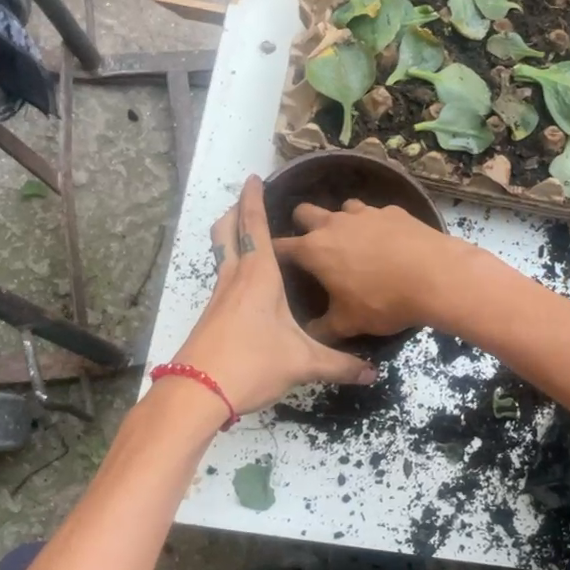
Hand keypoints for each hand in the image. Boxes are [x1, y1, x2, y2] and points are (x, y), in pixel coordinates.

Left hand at [170, 177, 377, 412]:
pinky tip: (245, 287)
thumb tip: (372, 373)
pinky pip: (222, 281)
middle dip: (234, 212)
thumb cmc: (253, 363)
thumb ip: (339, 365)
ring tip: (246, 236)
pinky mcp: (211, 318)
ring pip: (221, 256)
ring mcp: (218, 298)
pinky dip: (232, 268)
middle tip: (245, 201)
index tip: (253, 178)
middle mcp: (235, 279)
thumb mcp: (303, 364)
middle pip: (226, 233)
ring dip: (230, 239)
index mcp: (259, 276)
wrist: (198, 392)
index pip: (254, 226)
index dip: (253, 199)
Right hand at [272, 199, 471, 341]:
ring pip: (341, 208)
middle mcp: (334, 224)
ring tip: (352, 245)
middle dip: (302, 225)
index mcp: (314, 250)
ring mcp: (365, 213)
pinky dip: (374, 226)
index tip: (270, 263)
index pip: (279, 246)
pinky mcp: (393, 211)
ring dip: (340, 222)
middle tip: (312, 248)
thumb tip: (308, 335)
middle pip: (304, 212)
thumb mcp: (349, 323)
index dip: (271, 254)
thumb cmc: (384, 301)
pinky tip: (387, 243)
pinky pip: (375, 214)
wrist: (437, 276)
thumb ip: (323, 328)